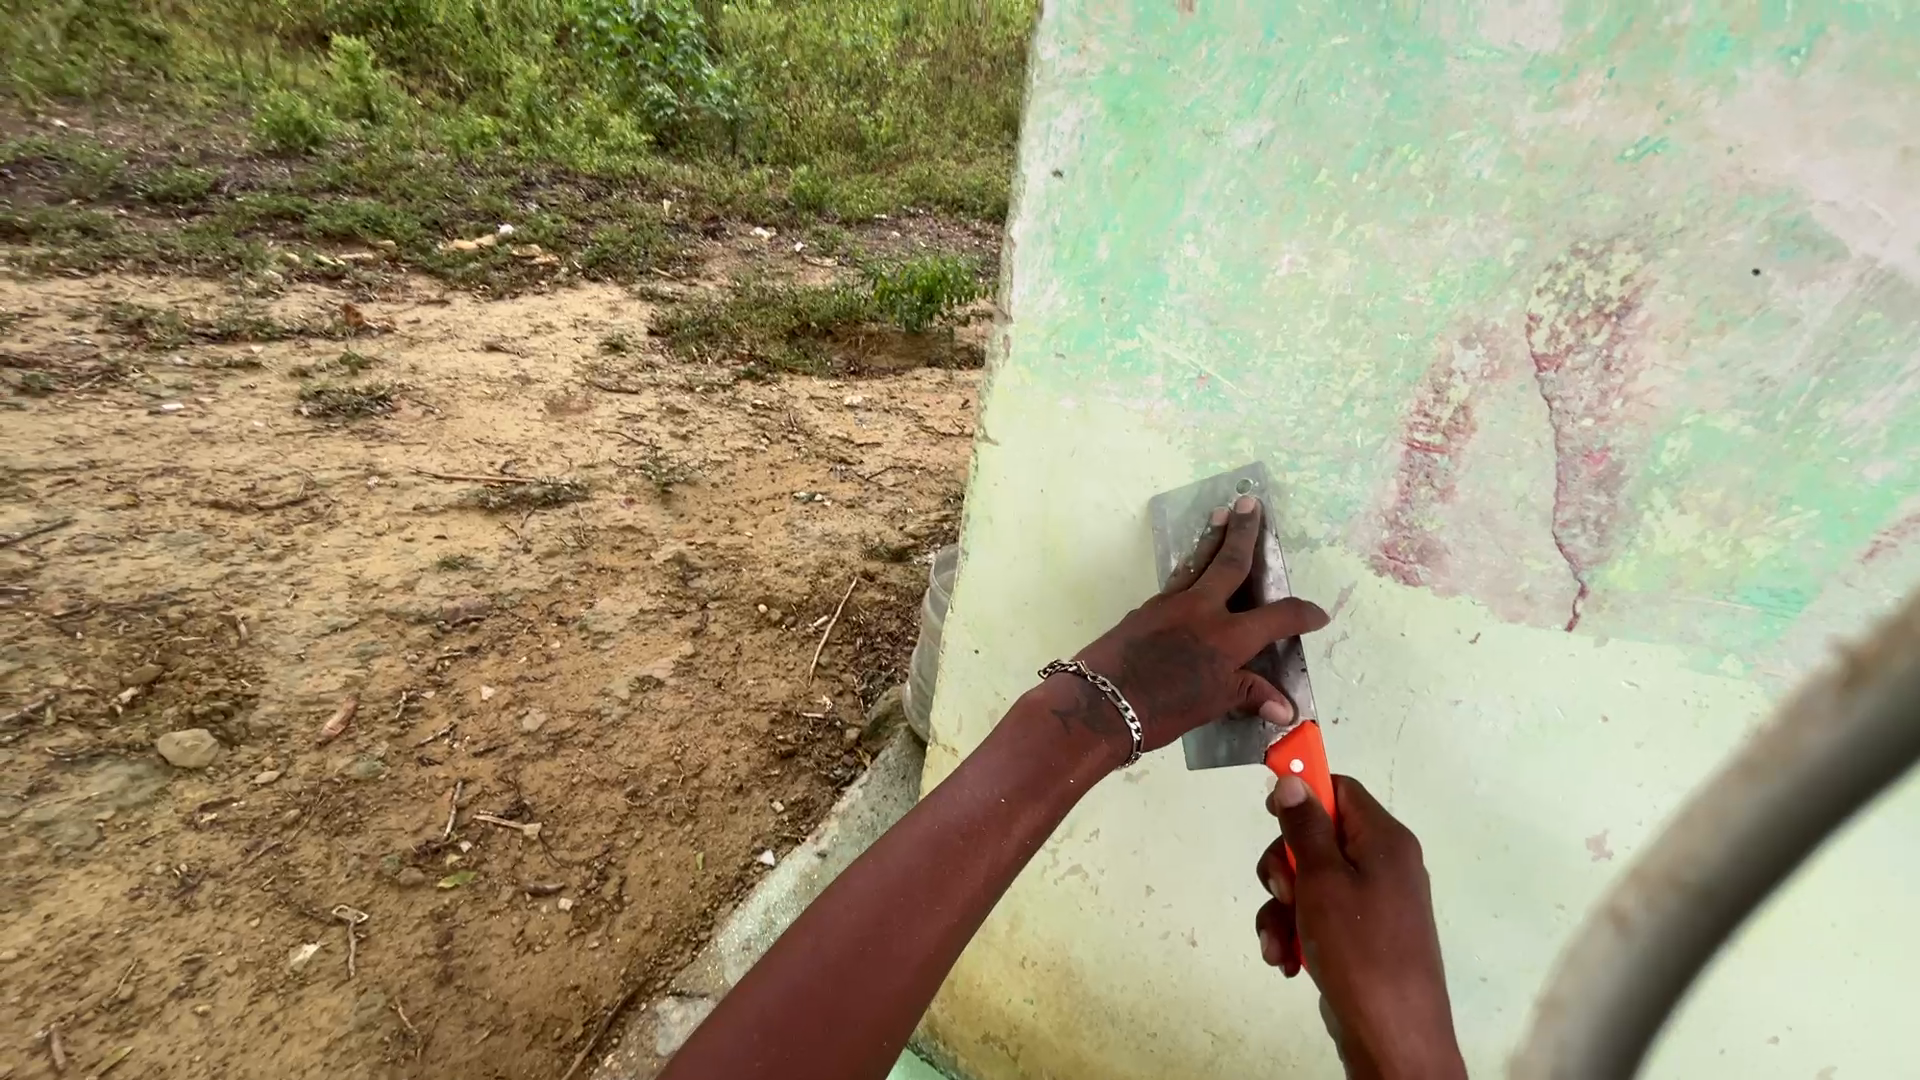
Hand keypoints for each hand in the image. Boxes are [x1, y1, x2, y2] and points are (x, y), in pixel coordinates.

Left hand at [1040, 495, 1329, 760]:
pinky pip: (1175, 582)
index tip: (1318, 615)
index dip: (1301, 615)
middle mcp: (1202, 610)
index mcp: (1228, 636)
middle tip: (1249, 502)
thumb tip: (1284, 708)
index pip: (1278, 618)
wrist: (1101, 702)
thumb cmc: (1162, 711)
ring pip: (1196, 563)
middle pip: (1229, 562)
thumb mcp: (1212, 705)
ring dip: (1211, 539)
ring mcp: (1169, 604)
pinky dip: (1188, 570)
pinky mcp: (1145, 609)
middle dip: (1244, 532)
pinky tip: (1191, 569)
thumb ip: (1248, 695)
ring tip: (1220, 515)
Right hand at [1255, 775, 1464, 1079]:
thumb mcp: (1321, 879)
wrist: (1393, 1042)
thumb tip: (1293, 779)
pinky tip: (1286, 958)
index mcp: (1384, 841)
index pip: (1339, 789)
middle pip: (1316, 835)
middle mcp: (1383, 865)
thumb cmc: (1359, 950)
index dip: (1302, 794)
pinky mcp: (1361, 935)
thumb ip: (1304, 826)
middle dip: (1283, 865)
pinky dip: (1295, 931)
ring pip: (1308, 879)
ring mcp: (1373, 903)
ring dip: (1281, 907)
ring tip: (1277, 941)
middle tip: (1280, 890)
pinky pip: (1317, 913)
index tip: (1269, 813)